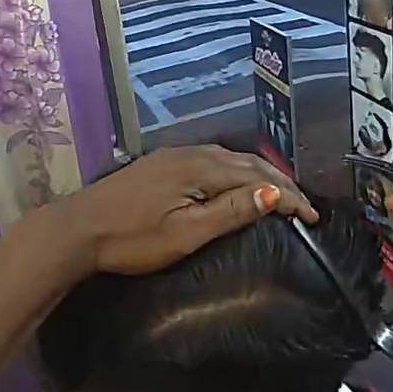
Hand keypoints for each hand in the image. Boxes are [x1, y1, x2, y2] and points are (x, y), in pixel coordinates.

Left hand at [30, 145, 317, 276]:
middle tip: (304, 205)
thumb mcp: (185, 233)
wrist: (79, 227)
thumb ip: (230, 211)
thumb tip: (274, 193)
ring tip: (279, 193)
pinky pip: (212, 159)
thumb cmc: (133, 239)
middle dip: (279, 180)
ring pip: (229, 158)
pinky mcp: (162, 161)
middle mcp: (192, 153)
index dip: (289, 196)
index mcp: (201, 168)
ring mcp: (174, 154)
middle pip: (246, 162)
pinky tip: (236, 182)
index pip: (258, 177)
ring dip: (258, 173)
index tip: (314, 217)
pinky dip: (235, 171)